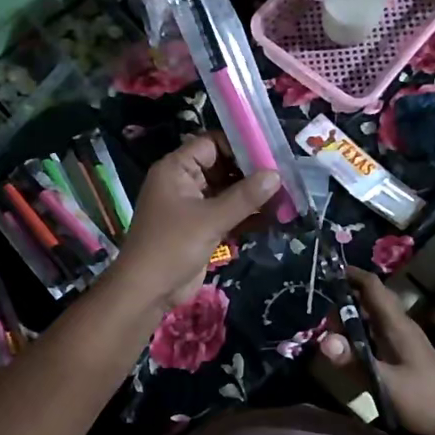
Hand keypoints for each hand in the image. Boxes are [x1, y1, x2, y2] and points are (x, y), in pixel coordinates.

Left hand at [114, 133, 280, 308]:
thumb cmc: (172, 246)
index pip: (210, 144)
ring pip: (227, 192)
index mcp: (176, 170)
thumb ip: (244, 197)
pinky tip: (274, 217)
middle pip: (222, 167)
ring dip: (253, 196)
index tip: (270, 152)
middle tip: (286, 176)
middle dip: (251, 173)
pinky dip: (246, 215)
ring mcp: (192, 207)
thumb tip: (276, 175)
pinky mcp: (201, 228)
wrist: (148, 290)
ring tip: (287, 196)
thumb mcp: (210, 219)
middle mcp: (183, 183)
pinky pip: (227, 214)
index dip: (239, 145)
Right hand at [318, 267, 434, 434]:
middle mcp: (401, 326)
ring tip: (331, 330)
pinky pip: (377, 330)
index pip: (374, 288)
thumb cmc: (423, 400)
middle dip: (346, 299)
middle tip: (324, 318)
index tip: (328, 271)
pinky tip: (350, 345)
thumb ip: (354, 361)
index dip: (353, 275)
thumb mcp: (384, 382)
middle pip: (372, 299)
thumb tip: (324, 341)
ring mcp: (404, 339)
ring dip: (352, 316)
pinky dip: (360, 330)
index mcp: (398, 326)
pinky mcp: (404, 352)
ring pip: (374, 316)